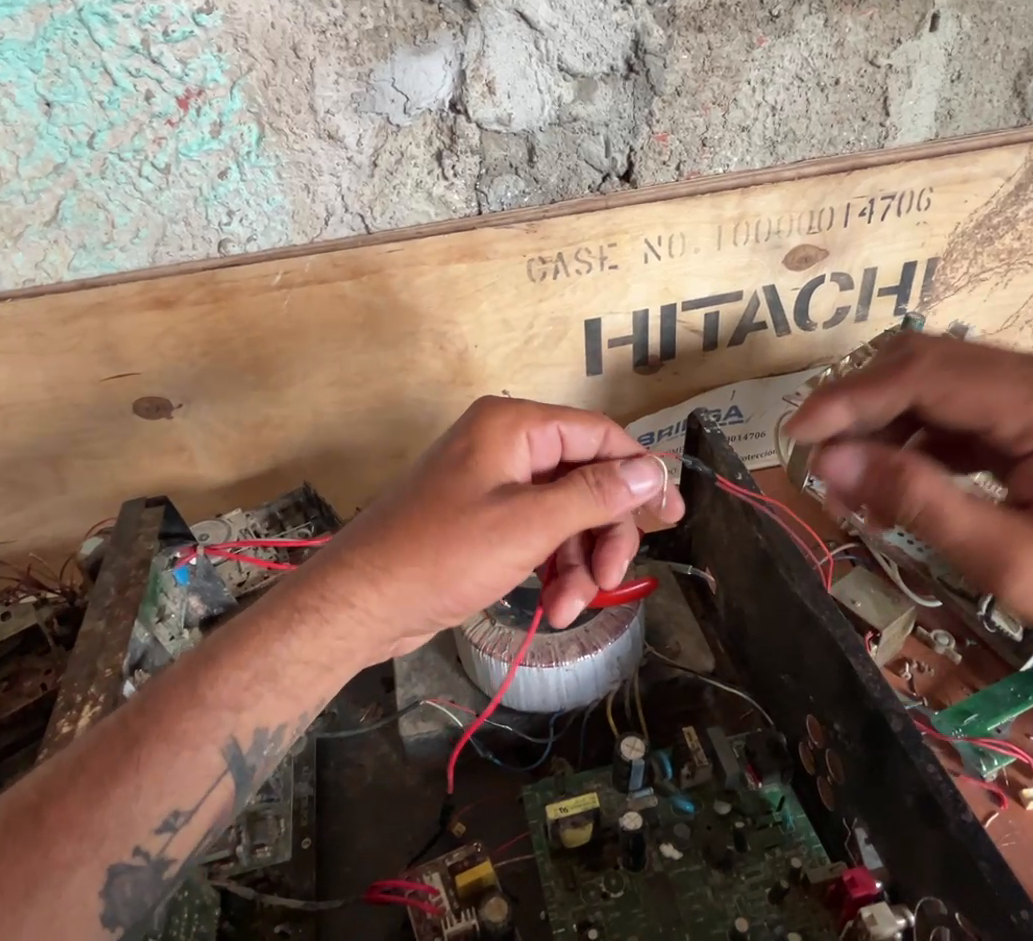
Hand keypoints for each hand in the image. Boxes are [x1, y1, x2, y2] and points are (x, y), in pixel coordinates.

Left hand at [293, 397, 684, 661]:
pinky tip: (552, 606)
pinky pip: (537, 531)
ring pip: (564, 512)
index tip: (671, 517)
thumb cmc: (443, 554)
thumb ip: (595, 495)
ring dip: (578, 561)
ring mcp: (492, 481)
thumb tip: (652, 470)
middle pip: (585, 478)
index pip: (598, 435)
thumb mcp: (529, 524)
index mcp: (514, 426)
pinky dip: (552, 566)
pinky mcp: (483, 517)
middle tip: (613, 580)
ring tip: (570, 608)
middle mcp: (505, 443)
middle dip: (602, 533)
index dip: (639, 474)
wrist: (361, 602)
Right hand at [786, 333, 1032, 703]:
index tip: (791, 435)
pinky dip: (928, 436)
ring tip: (849, 471)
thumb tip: (828, 461)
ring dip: (891, 419)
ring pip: (949, 382)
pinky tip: (901, 473)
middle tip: (813, 451)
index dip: (846, 399)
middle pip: (933, 361)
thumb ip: (915, 500)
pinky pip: (976, 410)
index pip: (923, 373)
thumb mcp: (1011, 563)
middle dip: (862, 402)